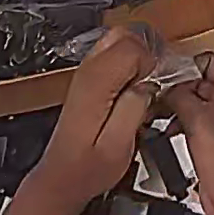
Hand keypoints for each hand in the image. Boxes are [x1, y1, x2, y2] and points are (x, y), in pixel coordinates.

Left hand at [20, 27, 158, 214]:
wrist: (62, 178)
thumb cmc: (87, 168)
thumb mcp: (118, 147)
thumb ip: (135, 109)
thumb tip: (149, 84)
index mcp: (96, 84)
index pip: (132, 48)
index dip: (150, 64)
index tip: (151, 88)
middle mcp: (88, 72)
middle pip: (125, 36)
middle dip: (145, 54)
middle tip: (149, 82)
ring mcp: (86, 72)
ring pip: (118, 39)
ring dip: (137, 56)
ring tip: (141, 85)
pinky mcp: (88, 78)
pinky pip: (113, 52)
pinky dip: (128, 62)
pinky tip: (130, 87)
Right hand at [164, 53, 213, 214]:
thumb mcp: (197, 119)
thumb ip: (180, 95)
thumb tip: (168, 87)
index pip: (208, 60)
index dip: (186, 65)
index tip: (167, 75)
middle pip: (199, 80)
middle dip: (178, 87)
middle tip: (160, 97)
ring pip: (195, 100)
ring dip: (177, 105)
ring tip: (161, 113)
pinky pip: (194, 119)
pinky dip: (181, 121)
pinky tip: (170, 129)